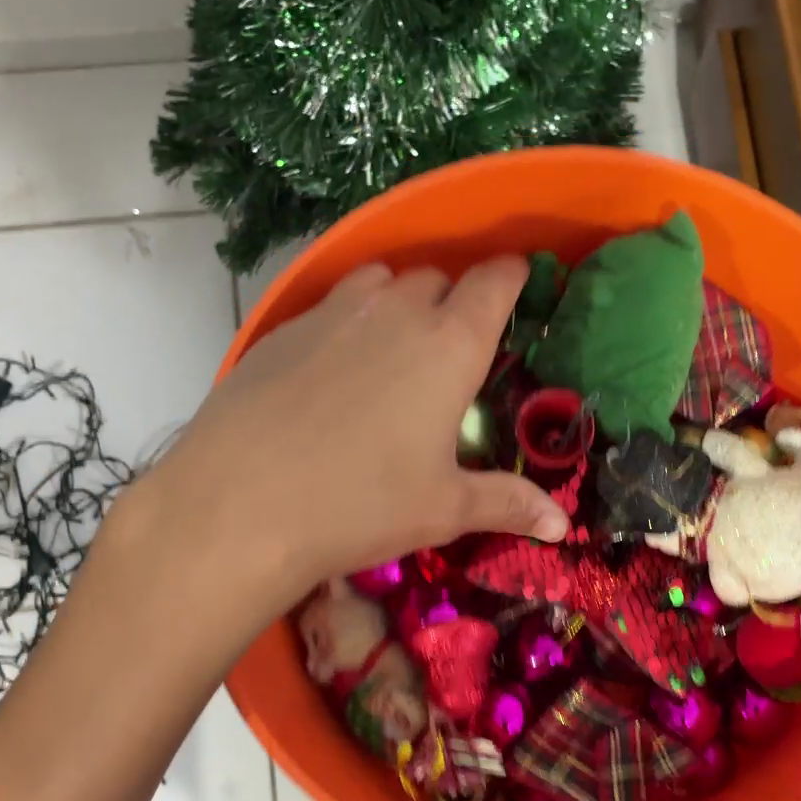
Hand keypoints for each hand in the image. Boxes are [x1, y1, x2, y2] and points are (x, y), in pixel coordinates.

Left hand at [137, 257, 568, 606]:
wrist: (238, 506)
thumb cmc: (360, 505)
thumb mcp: (443, 509)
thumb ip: (507, 504)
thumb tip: (561, 526)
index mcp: (449, 345)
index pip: (494, 282)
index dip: (512, 274)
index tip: (519, 277)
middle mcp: (395, 313)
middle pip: (435, 277)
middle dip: (452, 297)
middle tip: (452, 342)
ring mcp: (332, 314)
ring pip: (379, 281)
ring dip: (398, 300)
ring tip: (394, 344)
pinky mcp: (281, 330)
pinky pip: (329, 307)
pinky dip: (346, 323)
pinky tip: (332, 372)